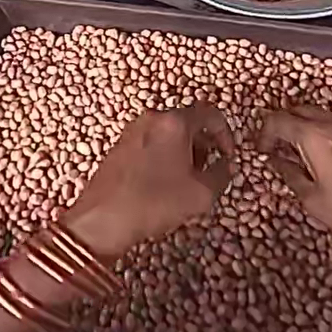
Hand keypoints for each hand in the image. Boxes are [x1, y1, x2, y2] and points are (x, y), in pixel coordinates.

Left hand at [61, 105, 236, 260]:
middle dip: (203, 144)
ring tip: (185, 181)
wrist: (103, 218)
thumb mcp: (201, 194)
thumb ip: (222, 174)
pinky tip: (162, 184)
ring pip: (168, 133)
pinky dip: (163, 156)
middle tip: (207, 171)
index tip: (228, 156)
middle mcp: (152, 118)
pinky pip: (151, 142)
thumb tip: (226, 165)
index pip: (210, 113)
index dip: (226, 134)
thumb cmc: (154, 202)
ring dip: (184, 151)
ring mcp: (132, 130)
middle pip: (187, 122)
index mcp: (173, 122)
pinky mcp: (119, 146)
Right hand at [259, 106, 331, 300]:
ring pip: (325, 116)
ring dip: (310, 129)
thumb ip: (290, 174)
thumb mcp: (315, 203)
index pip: (278, 120)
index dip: (264, 133)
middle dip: (286, 127)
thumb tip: (279, 162)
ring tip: (309, 156)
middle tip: (280, 148)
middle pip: (300, 111)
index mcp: (318, 139)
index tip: (263, 147)